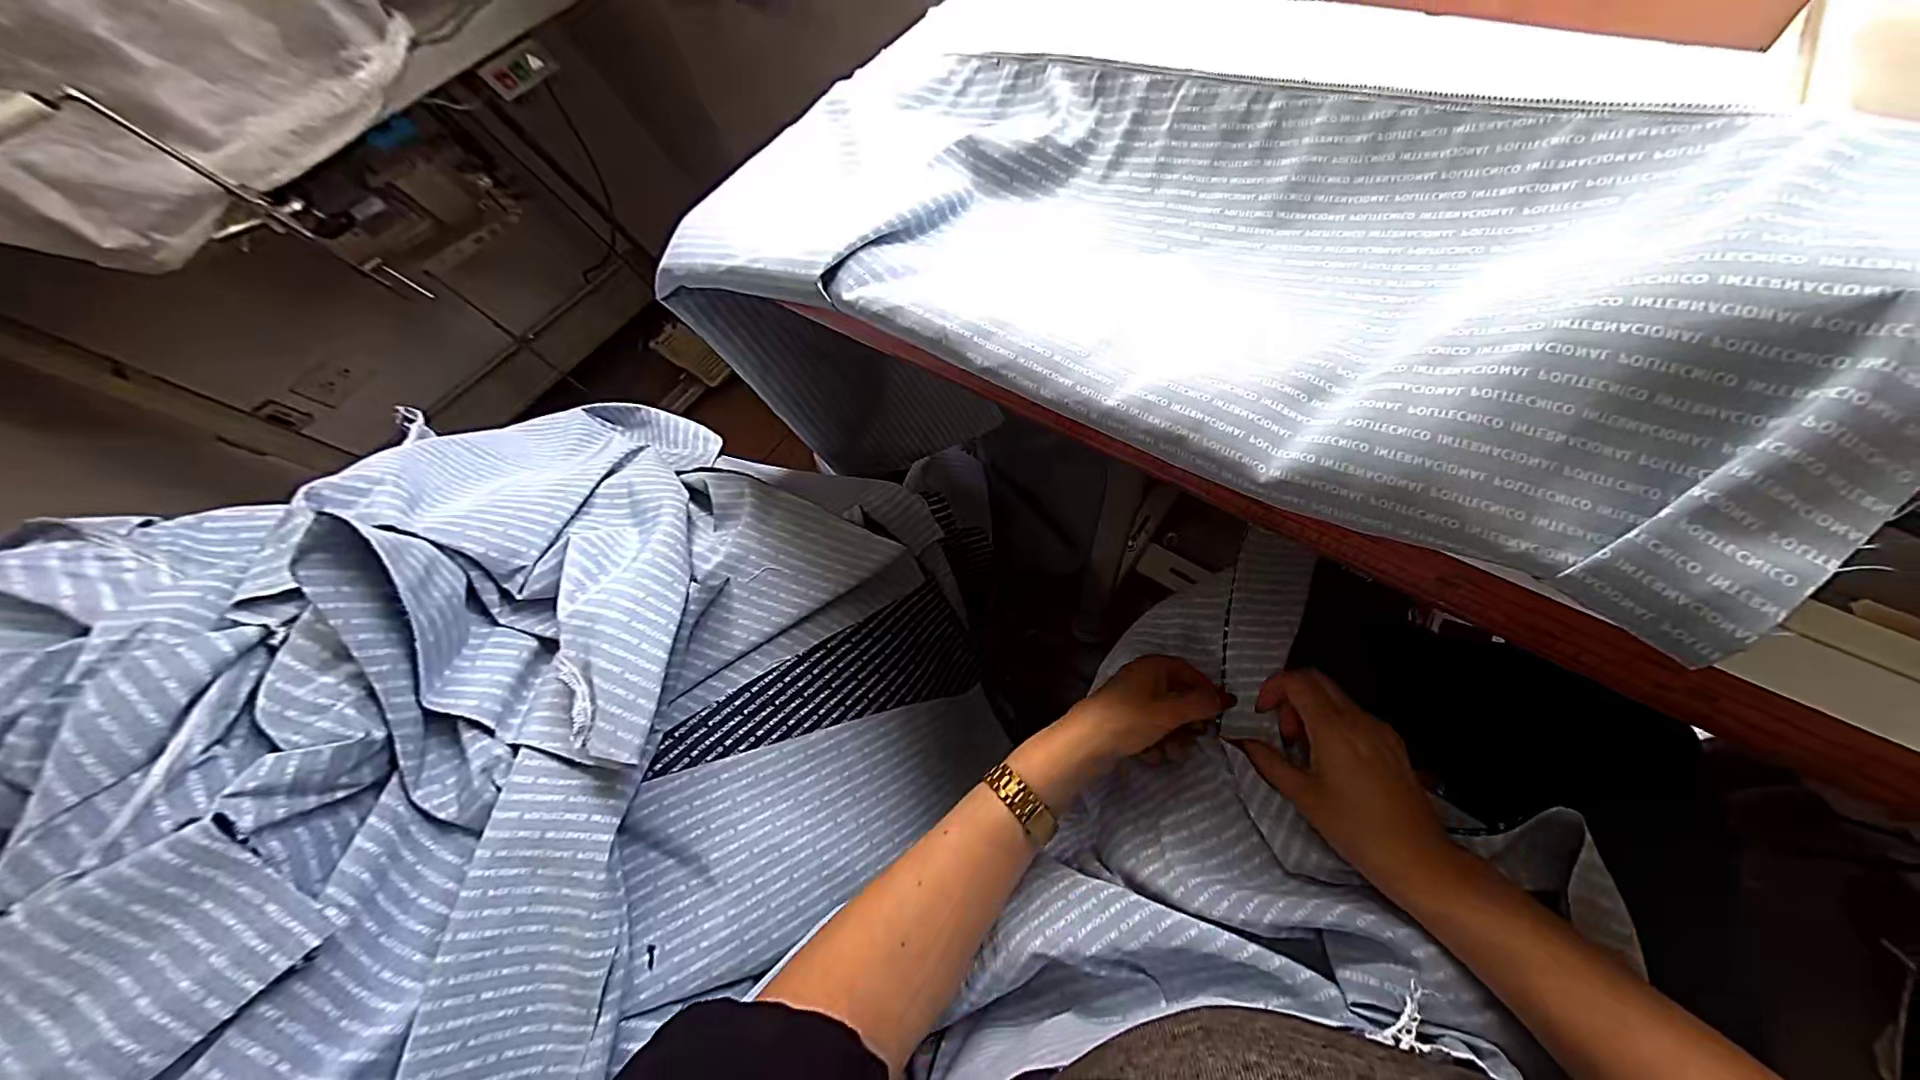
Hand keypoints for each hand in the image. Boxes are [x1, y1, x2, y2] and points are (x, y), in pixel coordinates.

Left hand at [1065, 654, 1235, 763]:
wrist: (1085, 742)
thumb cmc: (1129, 719)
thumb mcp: (1170, 712)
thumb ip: (1200, 704)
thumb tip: (1224, 698)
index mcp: (1151, 666)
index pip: (1187, 670)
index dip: (1205, 689)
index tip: (1217, 710)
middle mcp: (1141, 679)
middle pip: (1178, 697)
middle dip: (1188, 721)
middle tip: (1195, 736)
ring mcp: (1130, 701)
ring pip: (1165, 717)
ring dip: (1172, 737)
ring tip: (1168, 750)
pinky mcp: (1123, 722)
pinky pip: (1149, 729)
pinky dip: (1153, 742)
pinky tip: (1149, 754)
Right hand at [1229, 669, 1451, 894]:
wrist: (1418, 858)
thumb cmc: (1356, 829)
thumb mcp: (1302, 795)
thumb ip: (1268, 761)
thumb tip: (1243, 742)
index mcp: (1334, 728)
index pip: (1297, 681)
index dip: (1272, 688)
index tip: (1263, 712)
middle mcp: (1360, 720)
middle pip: (1317, 681)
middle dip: (1291, 697)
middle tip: (1283, 732)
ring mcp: (1380, 730)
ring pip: (1336, 699)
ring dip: (1312, 711)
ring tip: (1305, 751)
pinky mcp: (1393, 744)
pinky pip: (1355, 717)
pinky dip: (1333, 724)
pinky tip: (1331, 760)